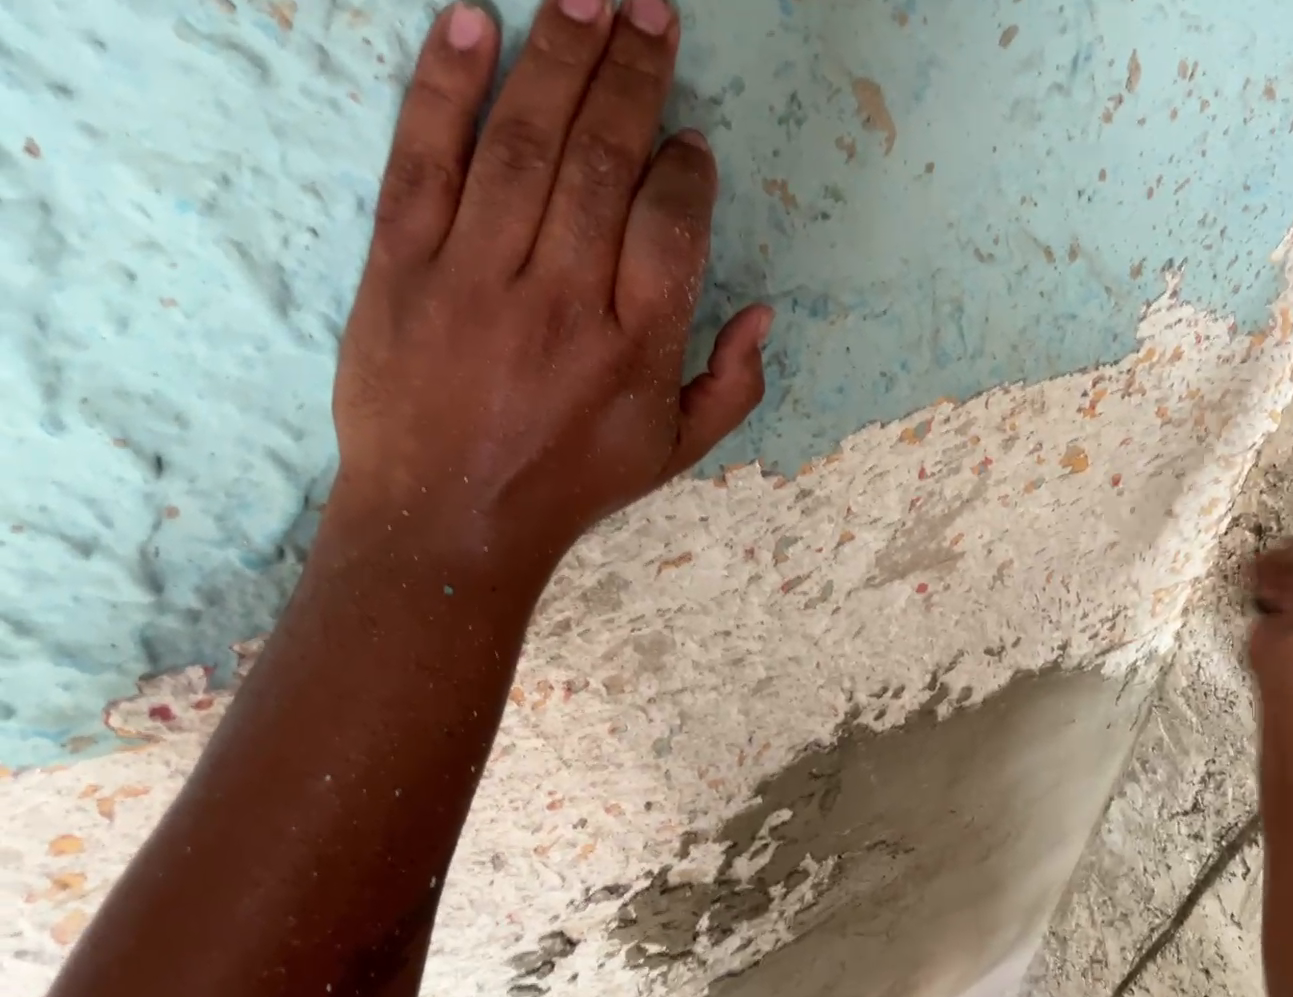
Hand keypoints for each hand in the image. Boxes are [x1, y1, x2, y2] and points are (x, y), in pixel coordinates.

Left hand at [330, 0, 768, 565]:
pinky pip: (422, 163)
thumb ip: (735, 385)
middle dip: (634, 78)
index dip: (685, 172)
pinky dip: (444, 88)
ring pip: (521, 145)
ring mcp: (473, 279)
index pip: (669, 229)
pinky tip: (473, 24)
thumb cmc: (575, 481)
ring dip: (558, 58)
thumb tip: (764, 311)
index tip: (692, 141)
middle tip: (653, 11)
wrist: (447, 520)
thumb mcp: (678, 452)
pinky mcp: (397, 269)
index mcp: (635, 349)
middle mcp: (560, 303)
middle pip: (600, 164)